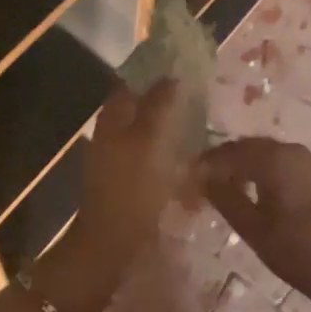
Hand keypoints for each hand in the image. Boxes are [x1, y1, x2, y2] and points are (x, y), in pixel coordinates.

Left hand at [69, 80, 191, 266]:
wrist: (111, 244)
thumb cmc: (131, 187)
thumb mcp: (149, 141)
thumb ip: (158, 106)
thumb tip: (170, 75)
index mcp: (112, 117)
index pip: (132, 82)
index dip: (155, 73)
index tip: (185, 67)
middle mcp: (111, 132)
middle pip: (139, 105)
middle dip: (165, 99)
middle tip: (199, 97)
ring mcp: (118, 157)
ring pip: (146, 129)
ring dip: (168, 124)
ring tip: (200, 124)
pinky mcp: (128, 180)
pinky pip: (150, 154)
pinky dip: (167, 149)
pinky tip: (189, 156)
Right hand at [198, 138, 310, 311]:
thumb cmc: (299, 253)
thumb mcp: (253, 229)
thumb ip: (225, 198)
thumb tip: (201, 177)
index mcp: (274, 158)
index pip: (230, 152)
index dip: (206, 163)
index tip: (188, 178)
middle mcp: (292, 150)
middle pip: (249, 147)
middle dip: (224, 161)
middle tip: (203, 183)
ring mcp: (310, 160)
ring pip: (267, 154)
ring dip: (244, 166)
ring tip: (226, 189)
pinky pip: (283, 162)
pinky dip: (264, 171)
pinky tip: (256, 193)